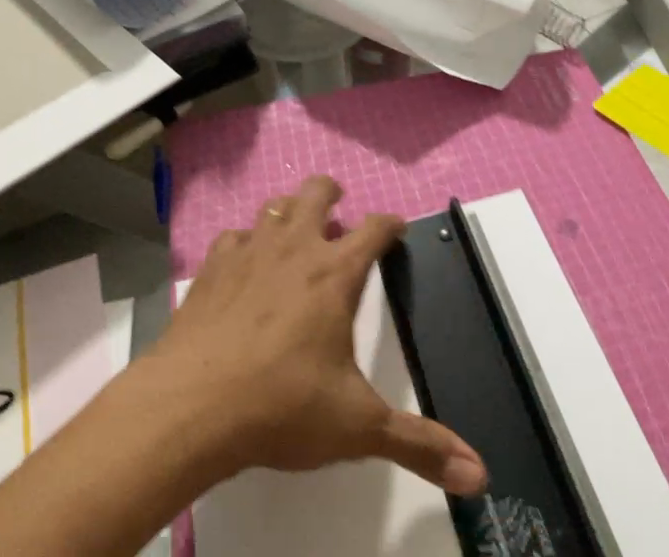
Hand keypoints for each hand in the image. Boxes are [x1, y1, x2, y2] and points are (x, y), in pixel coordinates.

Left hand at [149, 176, 487, 495]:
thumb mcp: (358, 427)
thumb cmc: (281, 407)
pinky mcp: (209, 272)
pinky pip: (231, 238)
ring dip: (288, 214)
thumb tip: (478, 474)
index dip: (391, 224)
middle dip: (332, 194)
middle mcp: (294, 250)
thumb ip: (418, 444)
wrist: (189, 409)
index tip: (397, 230)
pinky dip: (244, 244)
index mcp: (336, 275)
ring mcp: (247, 255)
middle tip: (339, 214)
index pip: (375, 228)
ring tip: (294, 236)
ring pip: (273, 208)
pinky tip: (243, 267)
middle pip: (317, 192)